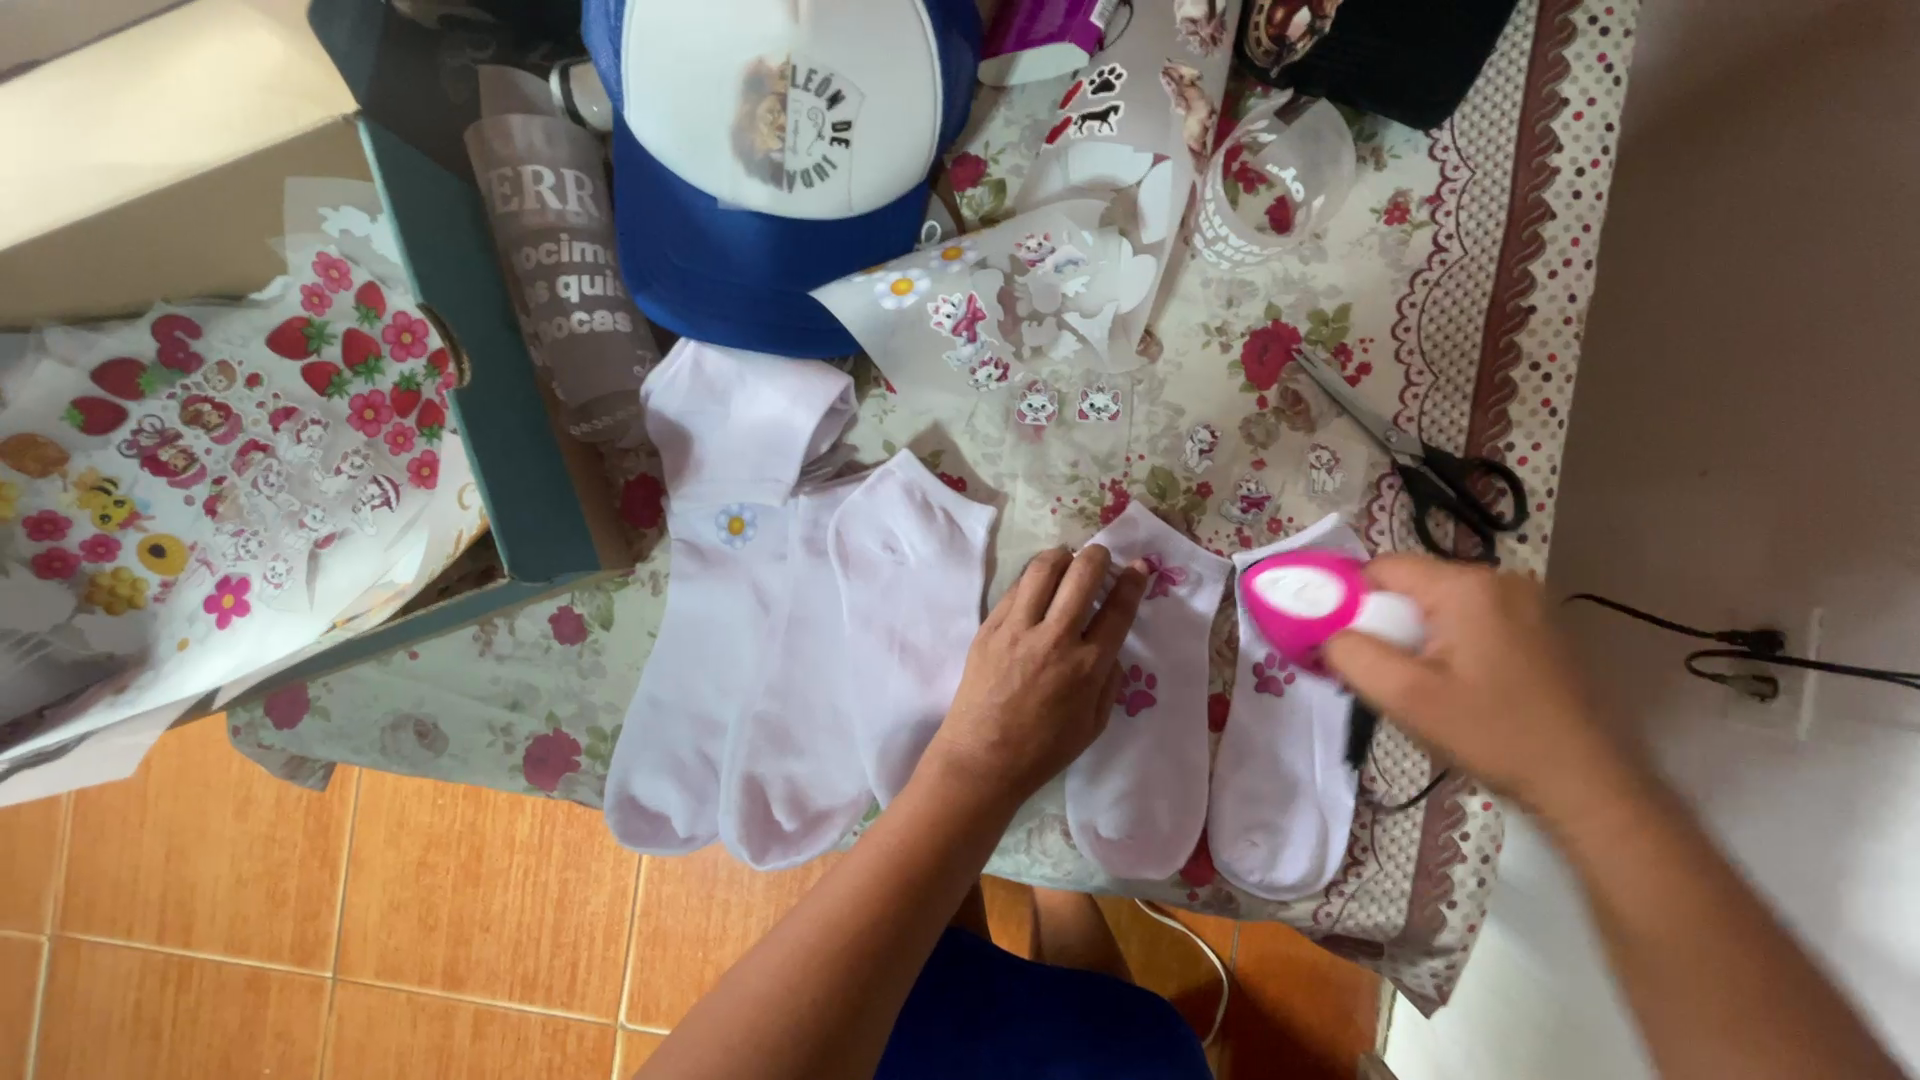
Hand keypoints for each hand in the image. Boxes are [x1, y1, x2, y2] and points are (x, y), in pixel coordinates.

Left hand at [923, 545, 1149, 807]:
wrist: (982, 759)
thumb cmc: (1043, 750)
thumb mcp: (1095, 724)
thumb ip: (1109, 681)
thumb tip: (1110, 647)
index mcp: (1088, 666)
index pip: (1118, 608)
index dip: (1132, 581)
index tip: (1138, 567)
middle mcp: (1055, 639)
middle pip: (1082, 574)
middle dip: (1097, 556)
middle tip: (1099, 557)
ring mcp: (1018, 629)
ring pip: (1043, 568)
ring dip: (1062, 556)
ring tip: (1067, 560)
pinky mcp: (989, 628)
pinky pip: (1015, 588)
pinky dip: (1032, 578)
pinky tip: (1038, 585)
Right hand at [1324, 554, 1646, 821]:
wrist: (1587, 781)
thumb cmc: (1493, 734)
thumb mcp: (1406, 698)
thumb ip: (1352, 654)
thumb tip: (1331, 634)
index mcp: (1467, 586)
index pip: (1382, 568)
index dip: (1354, 602)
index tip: (1354, 649)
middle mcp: (1502, 579)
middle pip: (1414, 586)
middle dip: (1389, 625)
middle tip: (1392, 677)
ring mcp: (1529, 602)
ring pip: (1442, 605)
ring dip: (1420, 637)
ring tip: (1427, 688)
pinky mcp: (1542, 627)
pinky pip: (1474, 620)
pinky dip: (1453, 644)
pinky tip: (1463, 687)